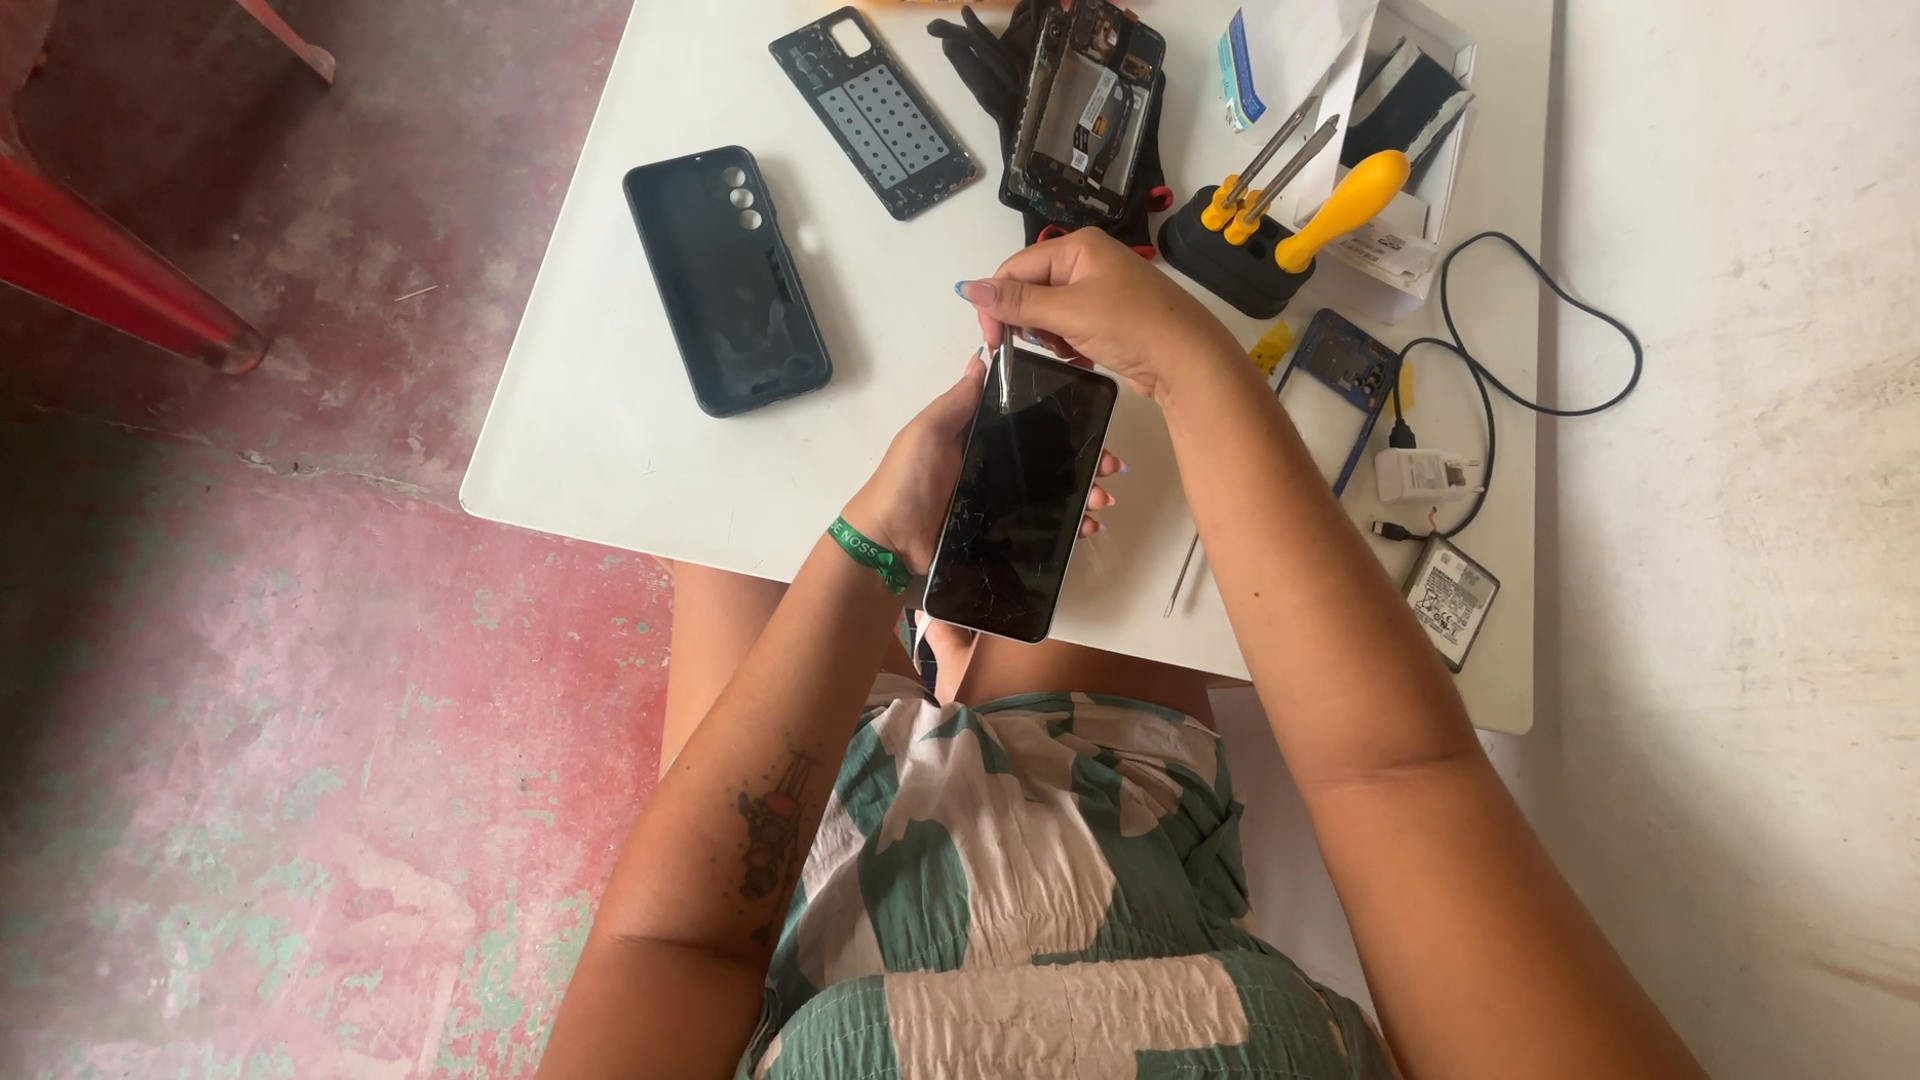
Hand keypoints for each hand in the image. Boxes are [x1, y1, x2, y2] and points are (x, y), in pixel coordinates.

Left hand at [843, 352, 1125, 575]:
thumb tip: (982, 357)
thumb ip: (957, 402)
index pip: (1032, 424)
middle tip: (1112, 468)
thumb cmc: (906, 480)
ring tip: (1103, 500)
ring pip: (1055, 493)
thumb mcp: (927, 432)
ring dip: (1085, 493)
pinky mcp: (1002, 531)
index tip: (1096, 424)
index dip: (1066, 423)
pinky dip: (1069, 527)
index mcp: (980, 437)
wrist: (889, 541)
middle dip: (1087, 462)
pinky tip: (1088, 528)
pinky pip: (1043, 527)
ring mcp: (1001, 501)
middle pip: (1053, 459)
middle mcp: (996, 466)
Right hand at [956, 228, 1243, 402]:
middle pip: (1030, 290)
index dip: (996, 304)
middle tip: (1037, 348)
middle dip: (1026, 322)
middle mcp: (1085, 261)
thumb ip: (1017, 302)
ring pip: (1047, 312)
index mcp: (1076, 246)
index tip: (992, 344)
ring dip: (1047, 336)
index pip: (1015, 269)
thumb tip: (965, 287)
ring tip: (1067, 350)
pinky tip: (1081, 355)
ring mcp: (1098, 290)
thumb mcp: (1068, 311)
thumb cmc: (1131, 326)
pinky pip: (1068, 327)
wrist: (1188, 360)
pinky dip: (1066, 344)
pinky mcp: (1107, 317)